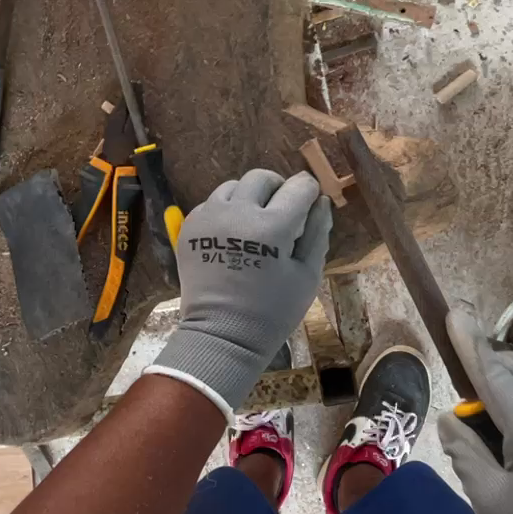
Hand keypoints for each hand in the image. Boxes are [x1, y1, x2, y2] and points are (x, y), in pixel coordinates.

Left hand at [144, 169, 331, 417]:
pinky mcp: (190, 227)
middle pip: (262, 178)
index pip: (298, 186)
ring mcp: (209, 217)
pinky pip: (211, 203)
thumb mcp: (308, 276)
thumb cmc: (273, 311)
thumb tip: (322, 201)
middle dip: (278, 188)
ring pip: (233, 186)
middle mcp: (238, 212)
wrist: (223, 335)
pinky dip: (225, 211)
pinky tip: (232, 236)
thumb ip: (318, 233)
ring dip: (249, 197)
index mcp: (272, 226)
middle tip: (282, 211)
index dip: (309, 192)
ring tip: (254, 223)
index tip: (309, 204)